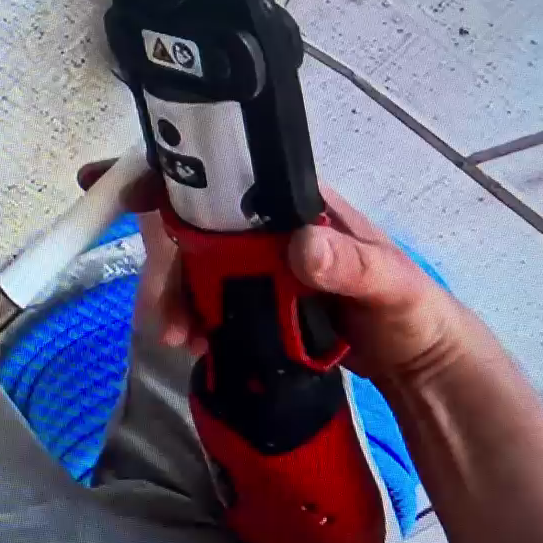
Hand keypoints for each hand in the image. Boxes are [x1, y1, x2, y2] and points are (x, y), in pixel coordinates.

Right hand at [74, 162, 465, 385]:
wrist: (419, 365)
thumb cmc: (412, 311)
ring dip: (173, 299)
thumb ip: (352, 264)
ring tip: (179, 338)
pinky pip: (206, 302)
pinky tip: (193, 342)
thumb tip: (300, 245)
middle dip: (164, 266)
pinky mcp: (251, 301)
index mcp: (292, 206)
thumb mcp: (392, 285)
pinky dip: (190, 319)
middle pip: (192, 231)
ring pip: (192, 269)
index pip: (222, 177)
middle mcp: (264, 230)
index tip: (123, 192)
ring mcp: (255, 267)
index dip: (167, 178)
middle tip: (158, 310)